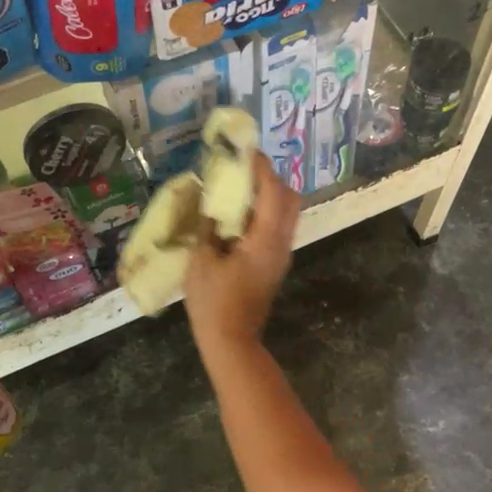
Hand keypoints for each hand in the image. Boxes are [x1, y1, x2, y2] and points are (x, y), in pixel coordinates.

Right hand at [185, 152, 297, 351]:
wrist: (231, 341)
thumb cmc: (213, 302)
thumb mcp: (201, 260)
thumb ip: (208, 226)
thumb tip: (211, 200)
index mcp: (265, 239)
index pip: (272, 191)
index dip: (260, 167)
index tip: (244, 150)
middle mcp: (281, 243)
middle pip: (290, 198)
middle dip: (270, 178)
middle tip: (243, 169)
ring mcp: (281, 255)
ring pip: (287, 213)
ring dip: (269, 195)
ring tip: (239, 188)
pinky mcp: (275, 264)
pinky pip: (278, 227)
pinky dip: (265, 212)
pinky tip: (239, 214)